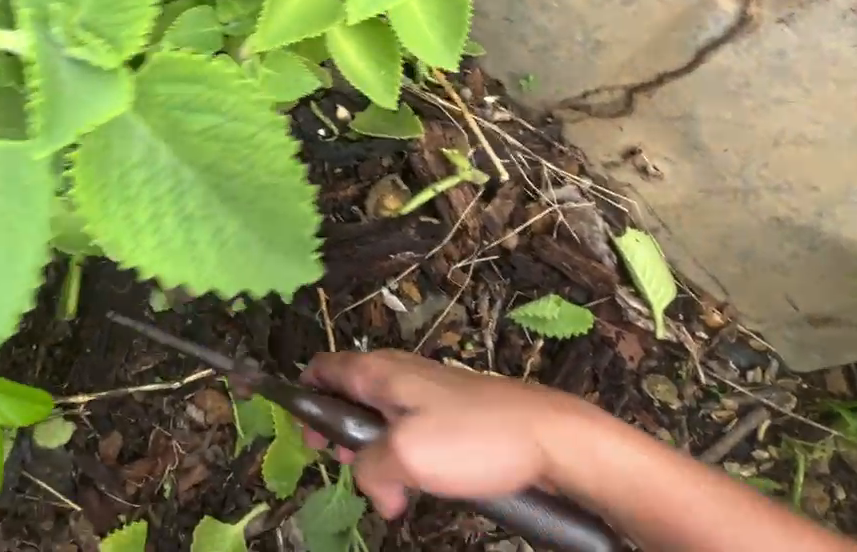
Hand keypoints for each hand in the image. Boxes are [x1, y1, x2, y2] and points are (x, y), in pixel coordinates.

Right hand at [299, 350, 606, 518]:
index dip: (303, 397)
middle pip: (347, 393)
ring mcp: (426, 389)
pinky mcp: (453, 410)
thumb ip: (370, 470)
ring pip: (380, 413)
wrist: (553, 437)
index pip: (320, 369)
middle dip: (339, 431)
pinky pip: (410, 426)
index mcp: (375, 371)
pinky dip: (403, 451)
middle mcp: (395, 371)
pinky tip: (420, 481)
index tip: (306, 434)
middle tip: (343, 466)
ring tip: (382, 485)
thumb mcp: (407, 458)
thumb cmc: (472, 438)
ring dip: (372, 448)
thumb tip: (369, 487)